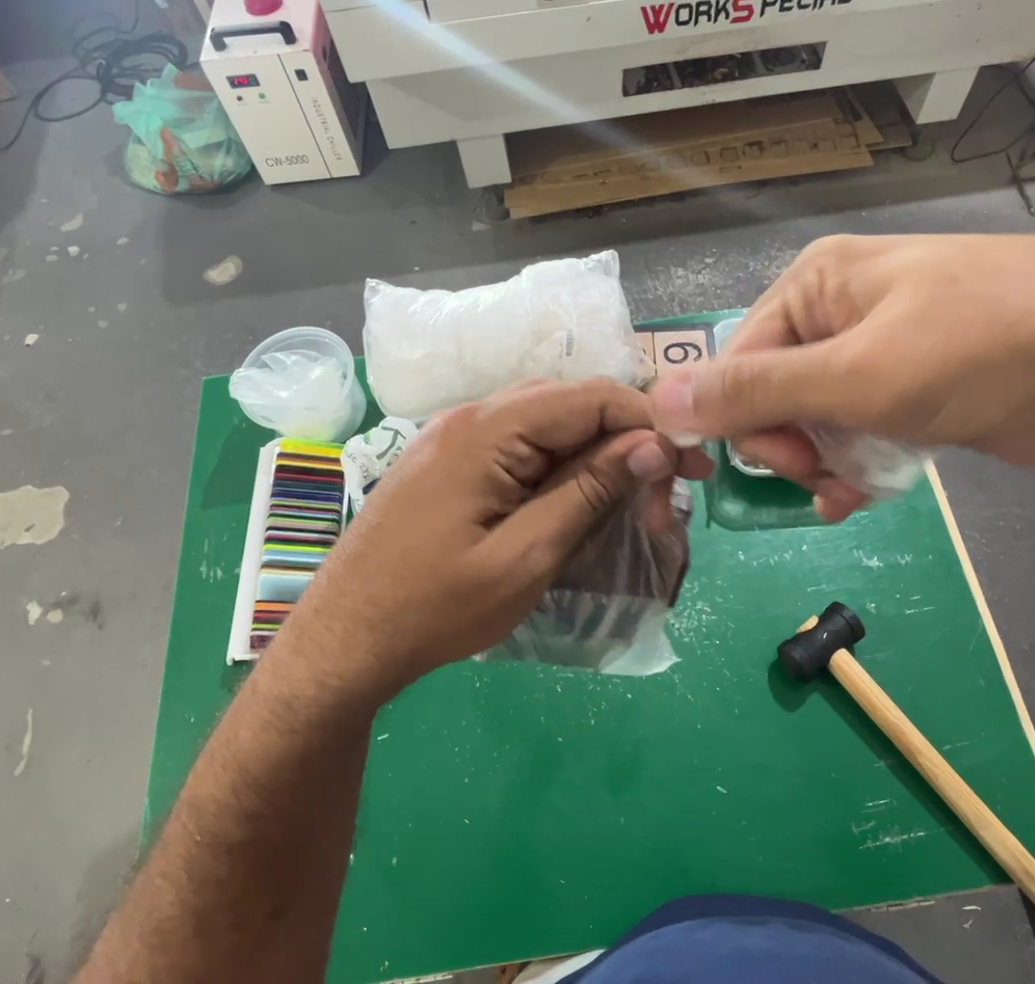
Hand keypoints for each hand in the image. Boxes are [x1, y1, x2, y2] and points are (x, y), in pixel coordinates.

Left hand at [278, 378, 711, 700]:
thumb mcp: (525, 557)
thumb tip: (651, 443)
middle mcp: (470, 416)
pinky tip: (578, 501)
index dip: (649, 424)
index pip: (591, 396)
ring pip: (546, 425)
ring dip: (595, 455)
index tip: (689, 471)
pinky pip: (518, 446)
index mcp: (488, 430)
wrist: (345, 638)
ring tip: (632, 503)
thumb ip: (588, 493)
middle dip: (627, 440)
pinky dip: (559, 467)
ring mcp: (454, 437)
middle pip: (571, 404)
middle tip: (666, 497)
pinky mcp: (448, 463)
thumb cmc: (435, 607)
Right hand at [652, 234, 1034, 520]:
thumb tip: (656, 399)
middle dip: (788, 447)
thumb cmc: (978, 348)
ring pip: (814, 423)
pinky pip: (858, 436)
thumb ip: (753, 392)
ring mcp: (882, 356)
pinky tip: (860, 497)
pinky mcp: (917, 395)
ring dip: (820, 465)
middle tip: (821, 477)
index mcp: (815, 286)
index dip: (743, 420)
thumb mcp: (854, 373)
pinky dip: (853, 469)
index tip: (780, 466)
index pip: (737, 361)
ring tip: (849, 493)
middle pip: (772, 395)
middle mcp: (840, 314)